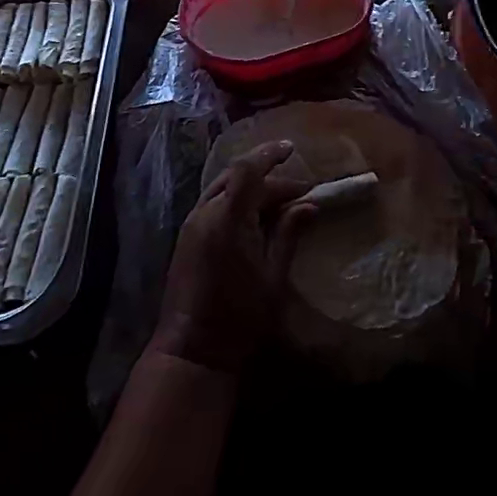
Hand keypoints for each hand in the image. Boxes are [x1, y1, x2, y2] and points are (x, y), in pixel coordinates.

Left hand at [149, 141, 316, 372]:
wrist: (194, 346)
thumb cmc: (240, 315)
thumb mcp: (274, 275)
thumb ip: (289, 234)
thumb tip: (309, 205)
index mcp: (228, 218)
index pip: (247, 170)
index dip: (268, 154)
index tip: (290, 149)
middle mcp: (205, 212)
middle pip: (237, 178)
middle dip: (268, 179)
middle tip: (301, 194)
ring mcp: (192, 222)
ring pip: (222, 189)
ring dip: (251, 189)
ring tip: (281, 203)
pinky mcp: (187, 235)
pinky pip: (213, 204)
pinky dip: (235, 201)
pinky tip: (255, 217)